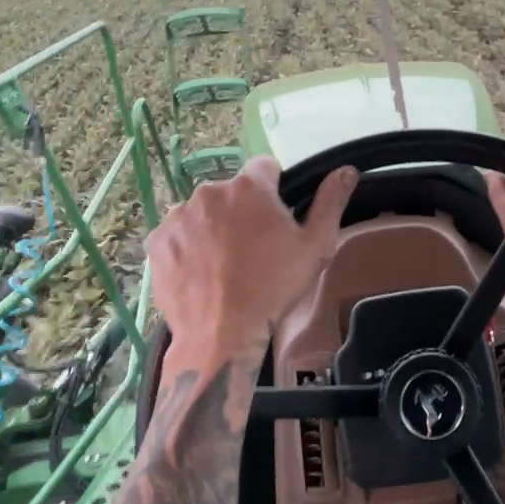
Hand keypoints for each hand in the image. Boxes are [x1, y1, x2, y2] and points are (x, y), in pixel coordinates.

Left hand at [148, 156, 358, 365]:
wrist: (221, 335)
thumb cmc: (274, 288)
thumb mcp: (316, 247)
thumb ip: (331, 202)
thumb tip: (346, 170)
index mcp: (250, 187)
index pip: (265, 167)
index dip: (274, 190)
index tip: (276, 219)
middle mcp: (209, 191)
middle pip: (232, 192)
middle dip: (242, 211)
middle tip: (253, 250)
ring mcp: (179, 215)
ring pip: (203, 212)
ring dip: (214, 227)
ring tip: (225, 265)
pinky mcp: (158, 240)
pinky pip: (178, 233)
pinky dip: (189, 247)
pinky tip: (202, 273)